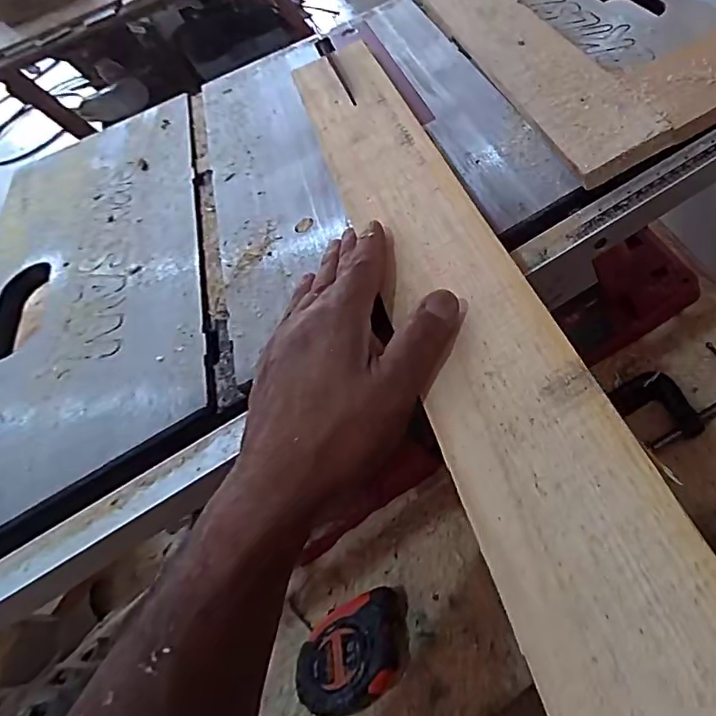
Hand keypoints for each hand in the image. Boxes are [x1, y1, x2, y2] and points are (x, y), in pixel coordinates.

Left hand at [227, 221, 462, 538]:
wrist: (274, 489)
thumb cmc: (342, 437)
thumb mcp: (396, 388)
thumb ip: (421, 339)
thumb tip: (444, 296)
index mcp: (336, 320)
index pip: (358, 273)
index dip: (370, 249)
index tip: (374, 226)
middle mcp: (305, 325)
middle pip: (328, 279)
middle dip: (344, 256)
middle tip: (352, 235)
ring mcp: (282, 348)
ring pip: (305, 298)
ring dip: (321, 276)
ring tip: (326, 261)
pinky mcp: (270, 372)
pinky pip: (290, 319)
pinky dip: (301, 302)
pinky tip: (298, 312)